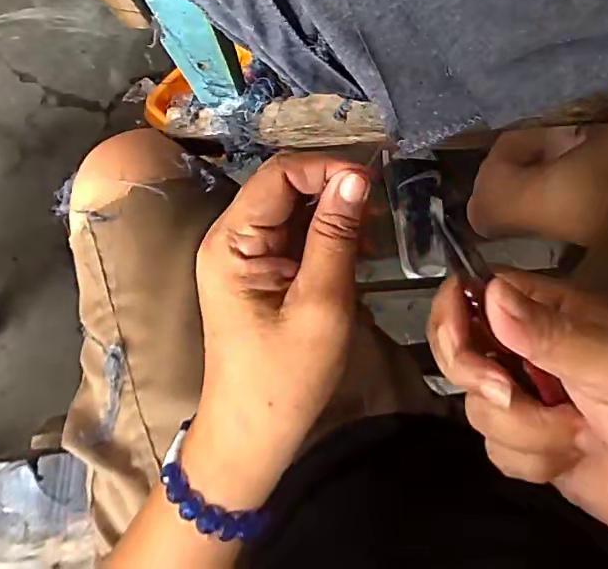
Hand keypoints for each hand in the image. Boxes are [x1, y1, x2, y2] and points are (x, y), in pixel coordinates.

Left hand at [183, 154, 370, 508]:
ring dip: (332, 209)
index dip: (325, 168)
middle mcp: (231, 236)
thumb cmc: (284, 379)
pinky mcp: (259, 268)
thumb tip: (355, 177)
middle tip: (376, 205)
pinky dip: (326, 231)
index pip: (278, 175)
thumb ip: (335, 235)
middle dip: (331, 186)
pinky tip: (356, 247)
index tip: (370, 181)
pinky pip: (293, 232)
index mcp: (232, 241)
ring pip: (292, 206)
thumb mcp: (320, 304)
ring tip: (372, 228)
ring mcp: (243, 253)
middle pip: (283, 185)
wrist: (251, 438)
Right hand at [428, 271, 607, 559]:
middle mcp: (526, 347)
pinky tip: (570, 459)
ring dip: (524, 429)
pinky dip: (530, 460)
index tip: (457, 340)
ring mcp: (526, 397)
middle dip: (479, 375)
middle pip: (460, 347)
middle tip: (508, 392)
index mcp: (545, 309)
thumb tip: (489, 293)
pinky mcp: (529, 445)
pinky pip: (494, 449)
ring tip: (575, 435)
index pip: (475, 291)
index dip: (454, 310)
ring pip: (476, 404)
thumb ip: (548, 333)